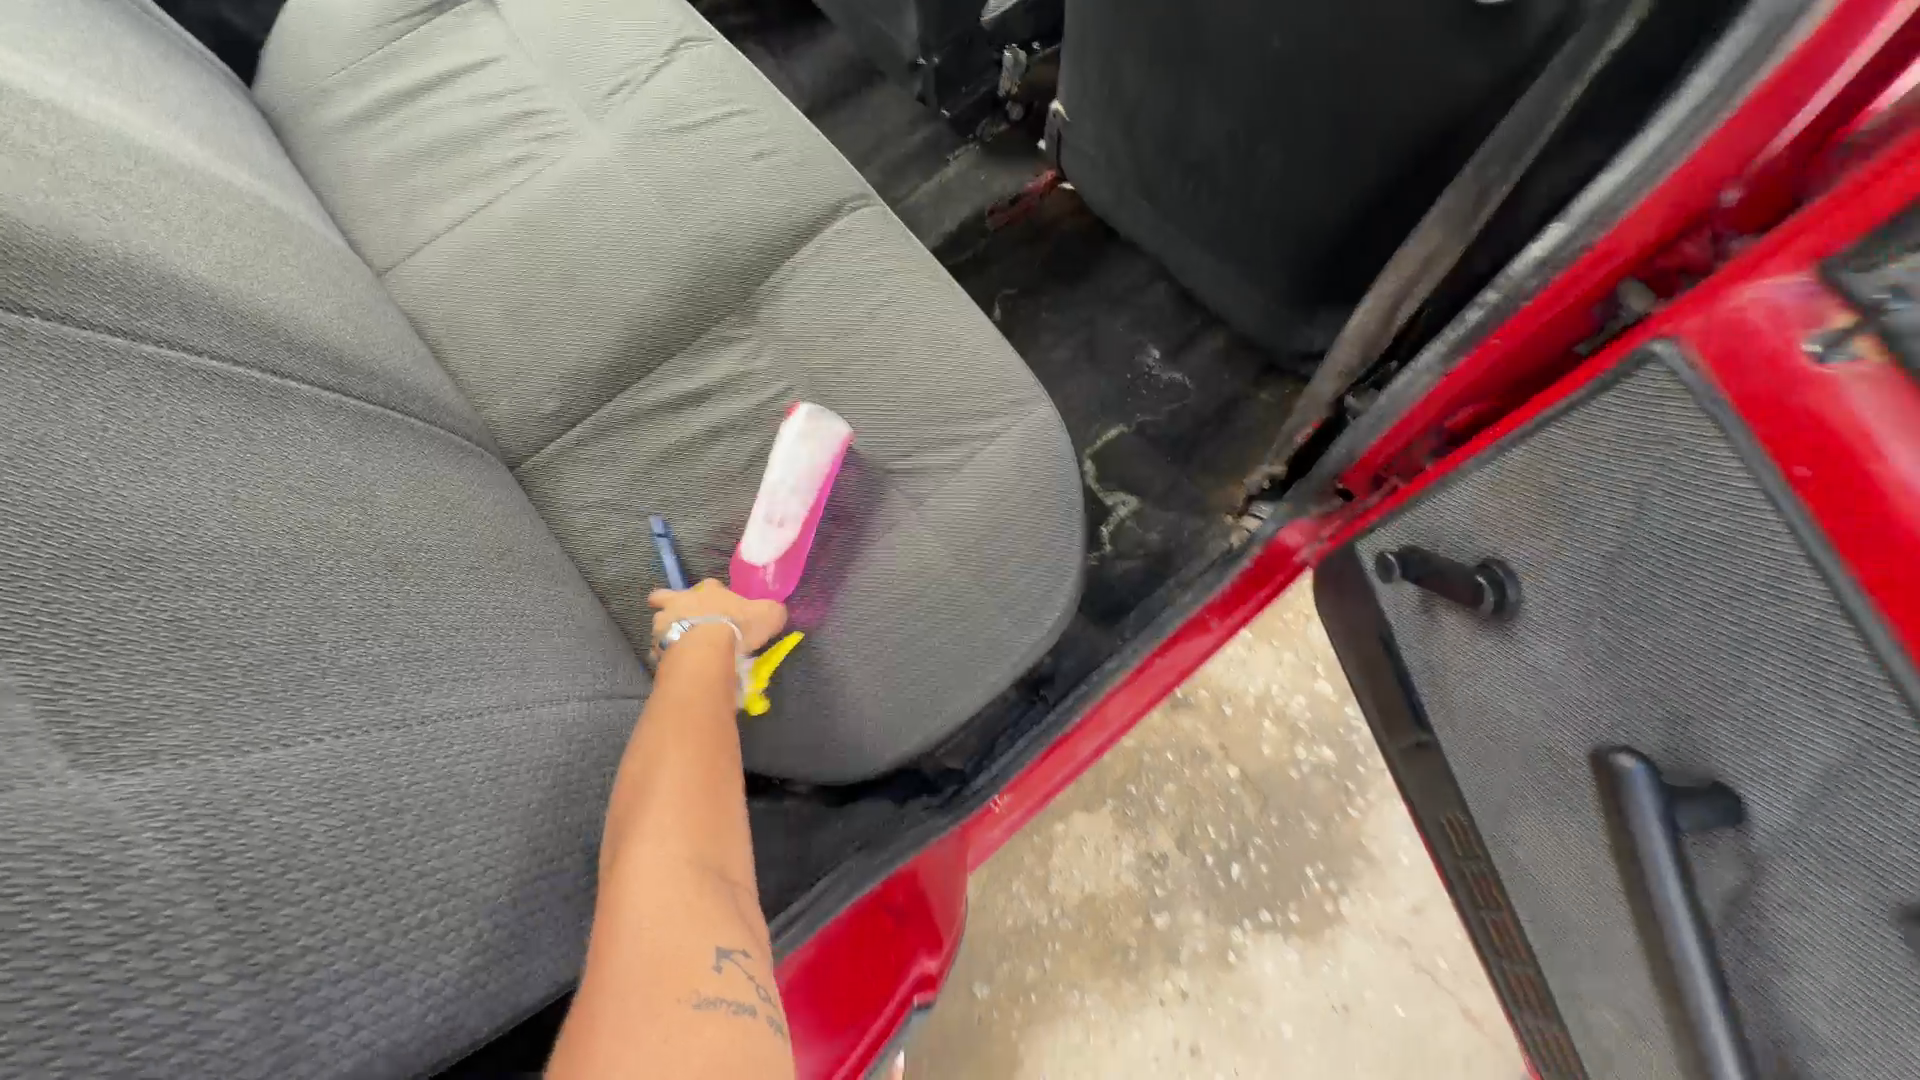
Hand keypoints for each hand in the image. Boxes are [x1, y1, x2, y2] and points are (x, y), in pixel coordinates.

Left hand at [648, 579, 787, 653]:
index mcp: (708, 590)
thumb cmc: (737, 625)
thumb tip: (775, 611)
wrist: (706, 650)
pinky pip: (657, 652)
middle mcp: (681, 601)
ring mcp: (664, 624)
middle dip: (669, 603)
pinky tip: (676, 665)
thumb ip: (771, 611)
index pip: (709, 585)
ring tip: (680, 646)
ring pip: (659, 624)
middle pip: (664, 597)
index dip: (714, 594)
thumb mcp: (769, 614)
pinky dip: (665, 657)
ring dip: (667, 631)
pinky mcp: (656, 648)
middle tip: (681, 616)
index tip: (720, 605)